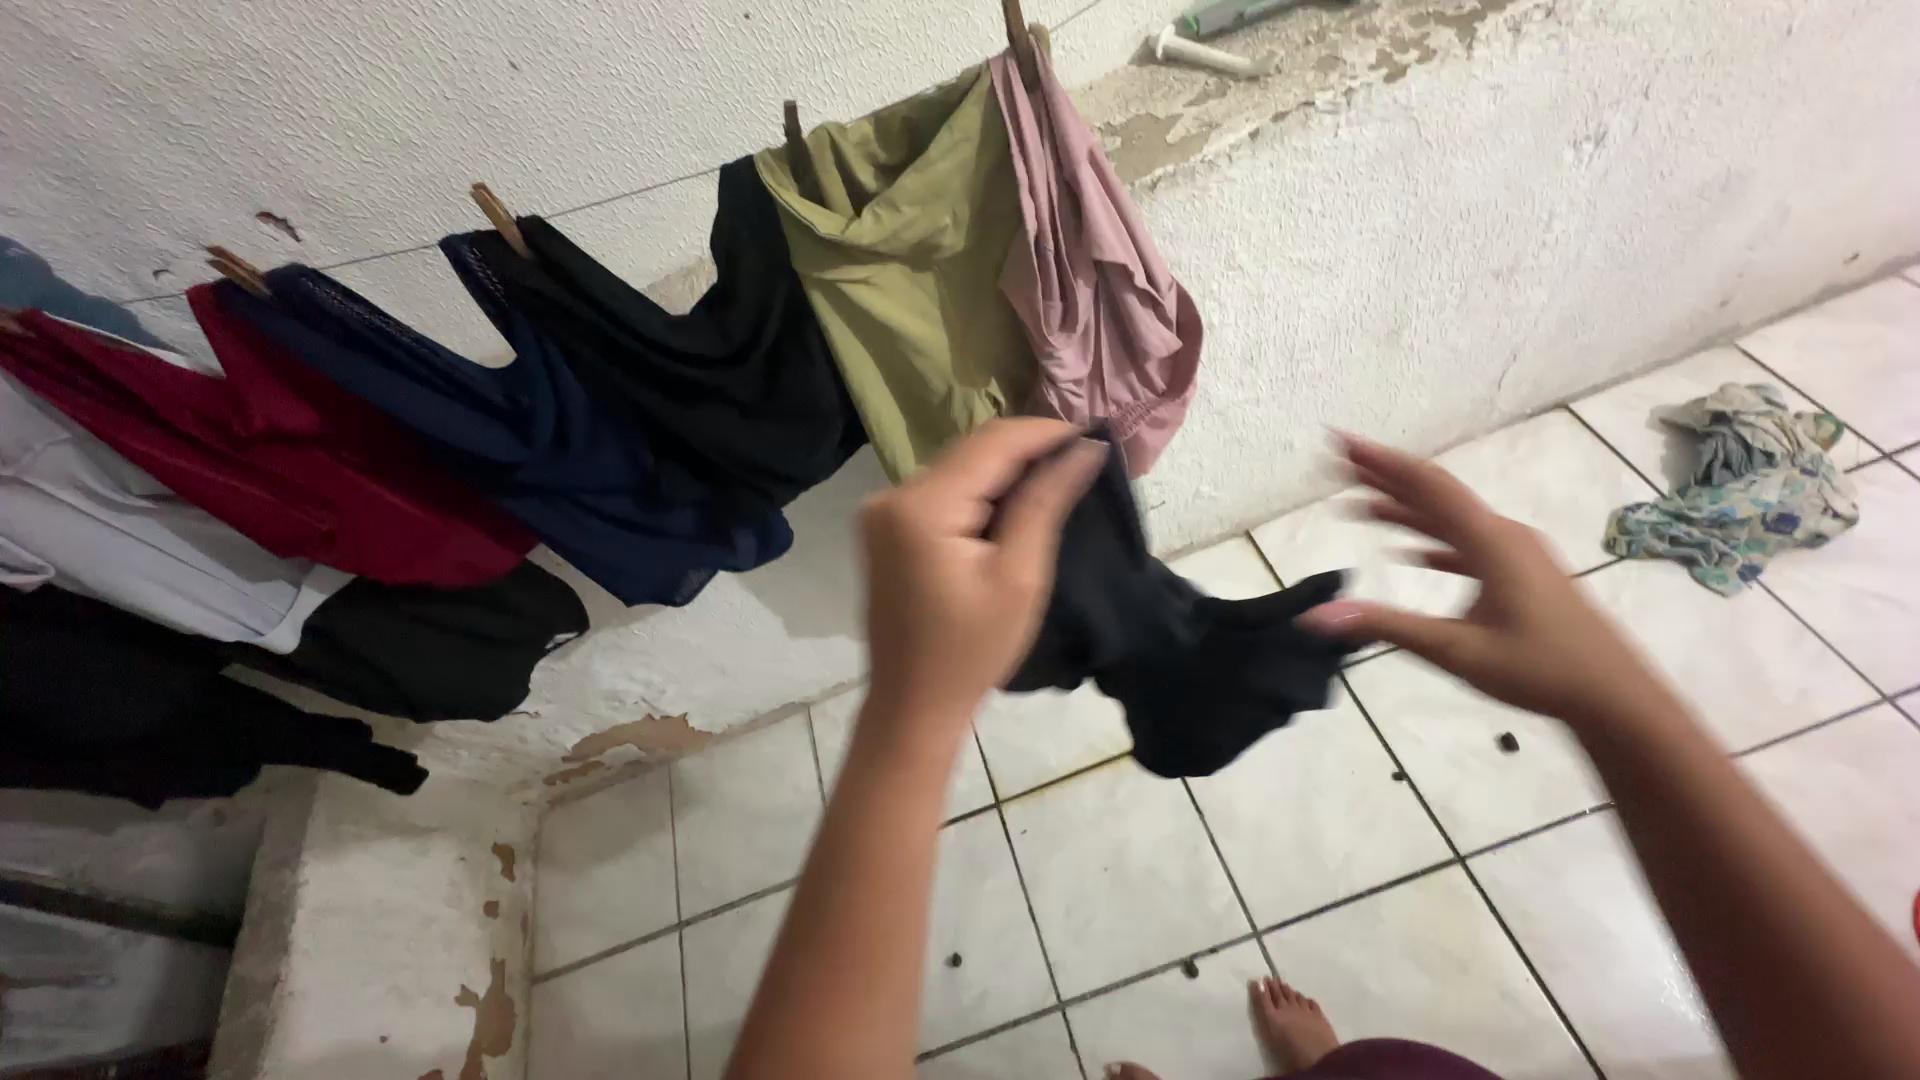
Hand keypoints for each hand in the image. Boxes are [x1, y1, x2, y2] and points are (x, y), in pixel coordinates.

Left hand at [859, 419, 1106, 729]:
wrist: (912, 703)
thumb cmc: (971, 651)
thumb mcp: (1019, 576)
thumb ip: (1046, 502)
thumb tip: (1084, 449)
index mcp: (921, 506)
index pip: (992, 444)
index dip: (1045, 432)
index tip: (1093, 434)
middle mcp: (892, 495)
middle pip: (971, 452)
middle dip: (1027, 450)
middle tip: (1082, 455)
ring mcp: (882, 511)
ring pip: (957, 469)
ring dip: (1004, 470)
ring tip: (1057, 474)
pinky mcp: (885, 528)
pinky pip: (941, 492)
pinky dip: (979, 491)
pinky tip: (1013, 501)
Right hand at [1296, 432, 1679, 731]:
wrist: (1618, 698)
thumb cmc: (1540, 670)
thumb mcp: (1455, 649)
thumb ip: (1385, 625)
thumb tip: (1315, 615)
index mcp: (1490, 542)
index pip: (1426, 485)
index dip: (1380, 461)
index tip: (1342, 442)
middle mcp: (1502, 535)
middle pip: (1435, 493)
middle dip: (1384, 475)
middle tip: (1339, 460)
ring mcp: (1514, 553)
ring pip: (1449, 517)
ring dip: (1403, 507)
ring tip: (1358, 502)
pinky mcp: (1519, 573)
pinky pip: (1464, 542)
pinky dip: (1429, 538)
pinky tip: (1407, 550)